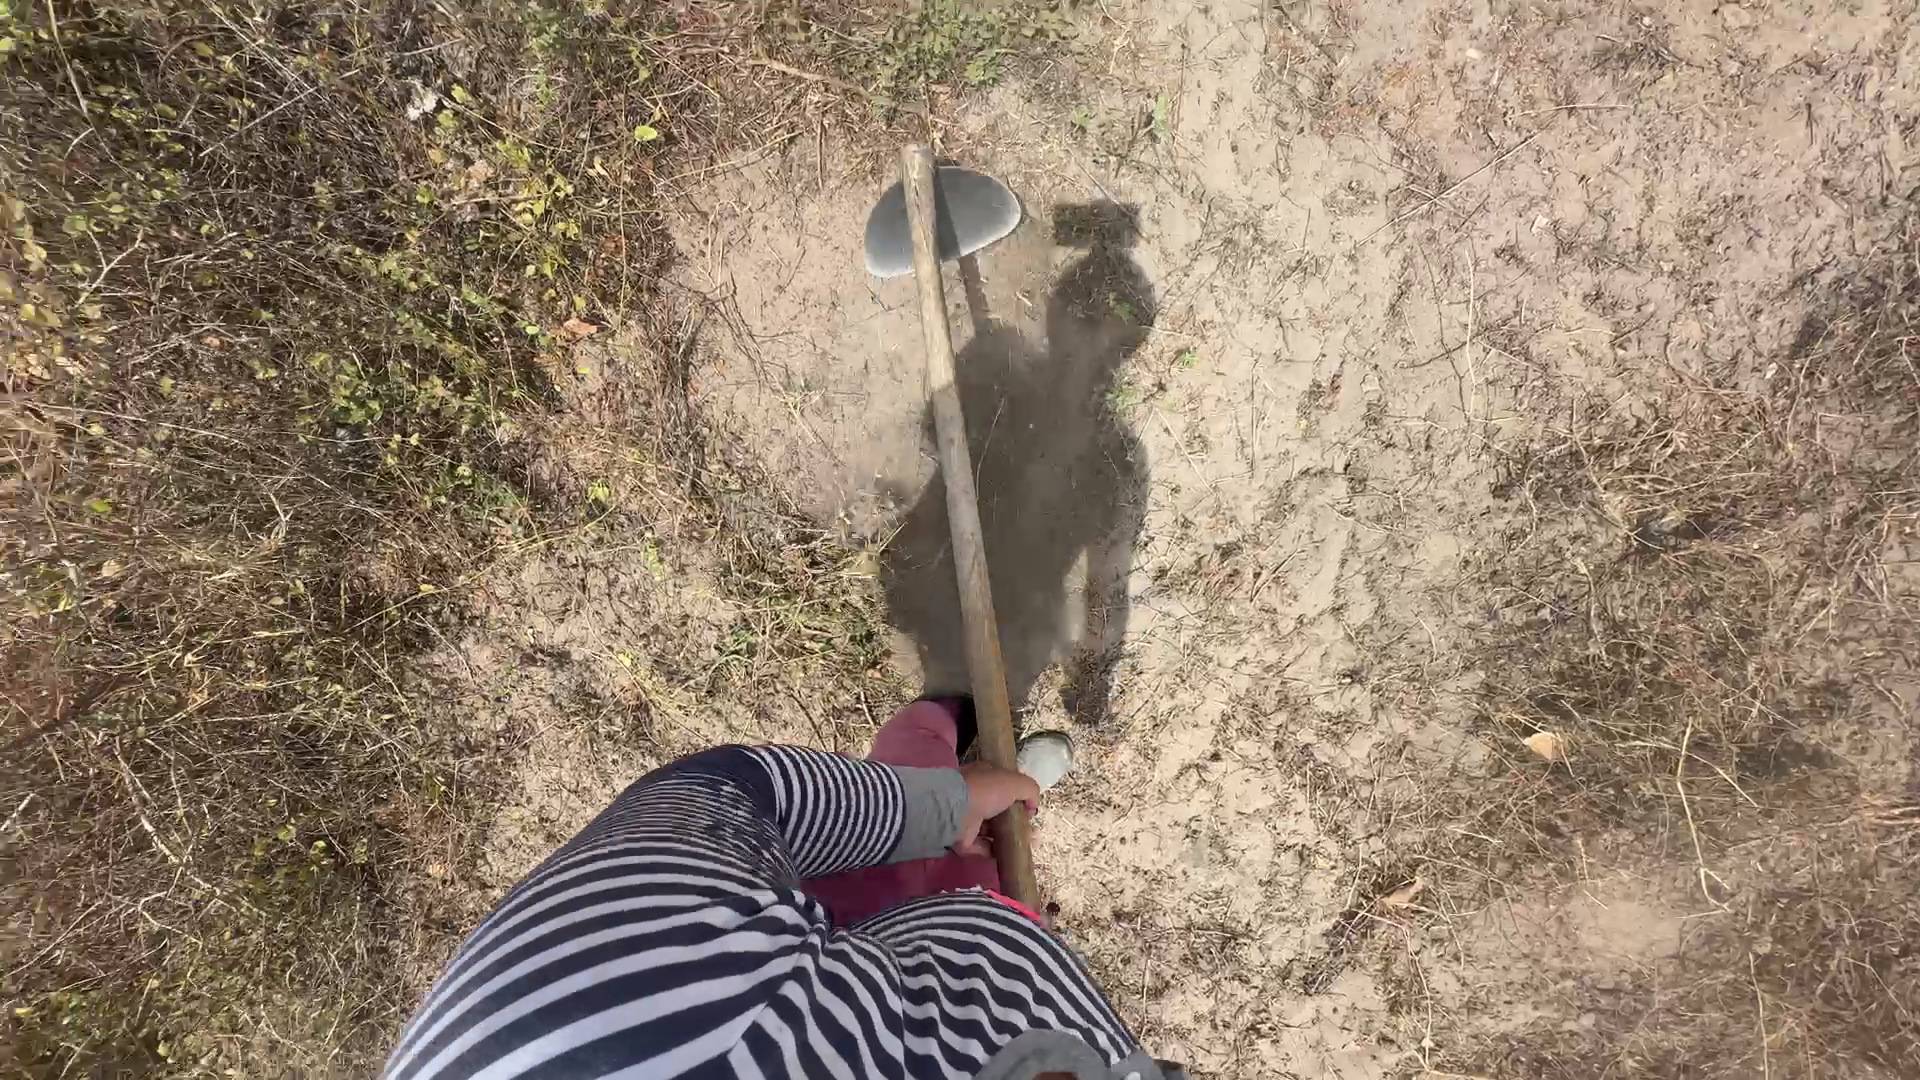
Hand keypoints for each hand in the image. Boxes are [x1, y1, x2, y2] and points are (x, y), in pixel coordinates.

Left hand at [954, 762, 1039, 856]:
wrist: (956, 810)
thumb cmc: (986, 790)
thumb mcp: (1015, 781)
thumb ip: (1030, 789)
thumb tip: (1034, 805)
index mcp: (985, 776)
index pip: (1005, 785)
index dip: (1020, 796)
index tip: (1031, 809)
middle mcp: (976, 795)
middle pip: (1001, 810)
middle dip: (1017, 821)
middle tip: (1032, 832)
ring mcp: (968, 818)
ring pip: (993, 830)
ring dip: (1009, 838)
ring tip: (1027, 846)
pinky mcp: (964, 839)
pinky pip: (984, 846)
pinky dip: (997, 851)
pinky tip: (1011, 854)